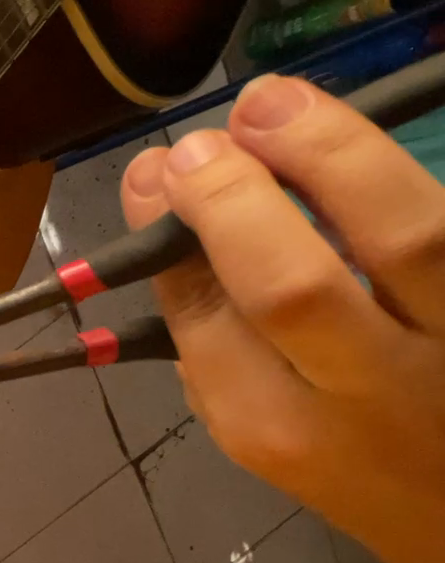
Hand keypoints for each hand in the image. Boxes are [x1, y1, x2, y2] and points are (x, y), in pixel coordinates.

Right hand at [120, 74, 444, 562]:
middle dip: (239, 205)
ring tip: (270, 103)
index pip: (212, 327)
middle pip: (301, 288)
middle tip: (199, 141)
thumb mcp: (248, 420)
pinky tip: (345, 141)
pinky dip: (398, 176)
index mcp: (273, 425)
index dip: (179, 246)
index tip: (151, 179)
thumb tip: (169, 230)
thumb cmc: (335, 459)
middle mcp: (368, 391)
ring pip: (411, 239)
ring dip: (335, 159)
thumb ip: (211, 337)